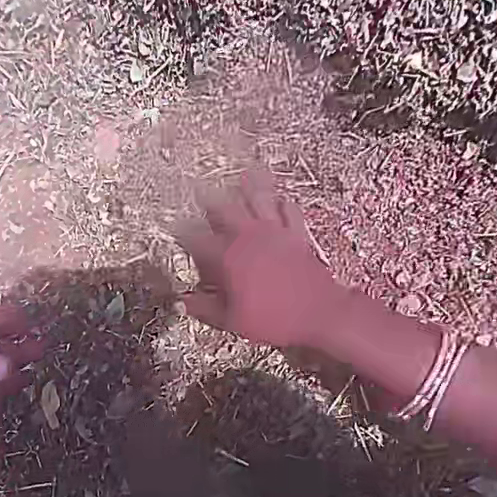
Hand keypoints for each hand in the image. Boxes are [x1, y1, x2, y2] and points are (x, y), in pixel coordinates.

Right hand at [175, 172, 348, 349]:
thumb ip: (206, 308)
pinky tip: (280, 198)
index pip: (198, 239)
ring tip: (243, 175)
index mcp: (229, 257)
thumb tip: (184, 303)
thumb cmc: (275, 319)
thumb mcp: (233, 321)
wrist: (319, 313)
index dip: (184, 233)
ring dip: (249, 187)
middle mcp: (250, 238)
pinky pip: (289, 210)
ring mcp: (275, 232)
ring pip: (258, 200)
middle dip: (211, 200)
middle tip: (202, 192)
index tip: (177, 230)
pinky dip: (283, 202)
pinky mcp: (297, 235)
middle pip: (225, 209)